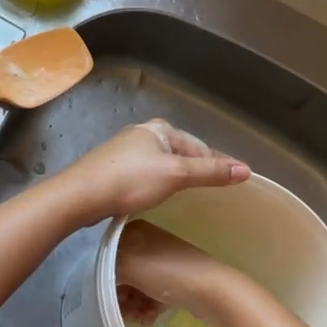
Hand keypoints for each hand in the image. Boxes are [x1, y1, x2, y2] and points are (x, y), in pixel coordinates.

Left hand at [57, 119, 248, 223]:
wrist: (80, 194)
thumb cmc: (130, 180)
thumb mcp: (176, 175)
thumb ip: (210, 172)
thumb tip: (246, 169)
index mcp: (160, 128)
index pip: (199, 145)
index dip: (217, 163)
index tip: (233, 183)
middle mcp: (143, 133)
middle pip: (181, 152)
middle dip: (198, 169)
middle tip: (215, 193)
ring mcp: (125, 149)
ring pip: (162, 163)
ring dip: (177, 177)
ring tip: (190, 198)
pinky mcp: (113, 167)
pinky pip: (146, 173)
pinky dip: (158, 183)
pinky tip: (159, 197)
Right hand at [115, 219, 253, 325]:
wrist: (212, 292)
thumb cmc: (165, 272)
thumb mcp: (126, 264)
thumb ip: (104, 268)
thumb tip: (95, 277)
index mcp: (135, 230)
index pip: (106, 252)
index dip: (103, 274)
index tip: (104, 293)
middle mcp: (147, 242)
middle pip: (120, 271)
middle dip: (119, 294)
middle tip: (122, 311)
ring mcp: (161, 262)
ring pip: (135, 286)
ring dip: (132, 305)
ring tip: (138, 318)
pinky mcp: (173, 281)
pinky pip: (150, 294)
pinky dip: (147, 307)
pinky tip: (150, 319)